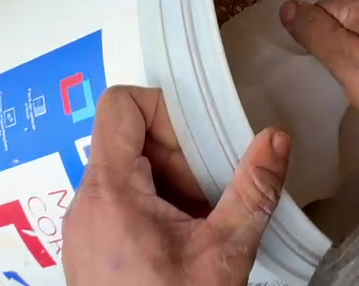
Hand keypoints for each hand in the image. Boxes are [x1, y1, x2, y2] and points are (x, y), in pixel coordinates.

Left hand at [62, 86, 289, 285]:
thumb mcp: (224, 253)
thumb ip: (252, 189)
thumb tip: (277, 135)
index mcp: (108, 191)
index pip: (120, 105)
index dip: (162, 109)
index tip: (195, 147)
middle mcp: (84, 202)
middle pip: (127, 135)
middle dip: (175, 152)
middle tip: (207, 190)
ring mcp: (81, 229)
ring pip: (125, 168)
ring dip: (168, 180)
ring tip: (199, 218)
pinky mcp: (87, 251)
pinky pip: (118, 199)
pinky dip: (154, 204)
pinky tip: (182, 240)